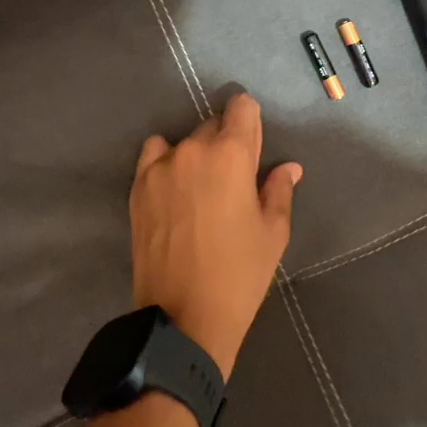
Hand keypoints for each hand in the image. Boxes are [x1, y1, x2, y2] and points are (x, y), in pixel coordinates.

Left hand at [129, 93, 300, 379]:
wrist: (183, 320)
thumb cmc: (239, 275)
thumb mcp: (273, 233)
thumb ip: (279, 190)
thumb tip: (289, 167)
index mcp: (232, 154)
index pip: (242, 107)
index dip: (251, 122)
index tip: (253, 146)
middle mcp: (194, 148)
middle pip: (214, 124)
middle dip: (227, 143)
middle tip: (233, 180)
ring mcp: (161, 166)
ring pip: (185, 141)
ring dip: (197, 154)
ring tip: (201, 189)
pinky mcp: (138, 186)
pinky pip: (155, 154)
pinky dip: (166, 160)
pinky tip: (174, 188)